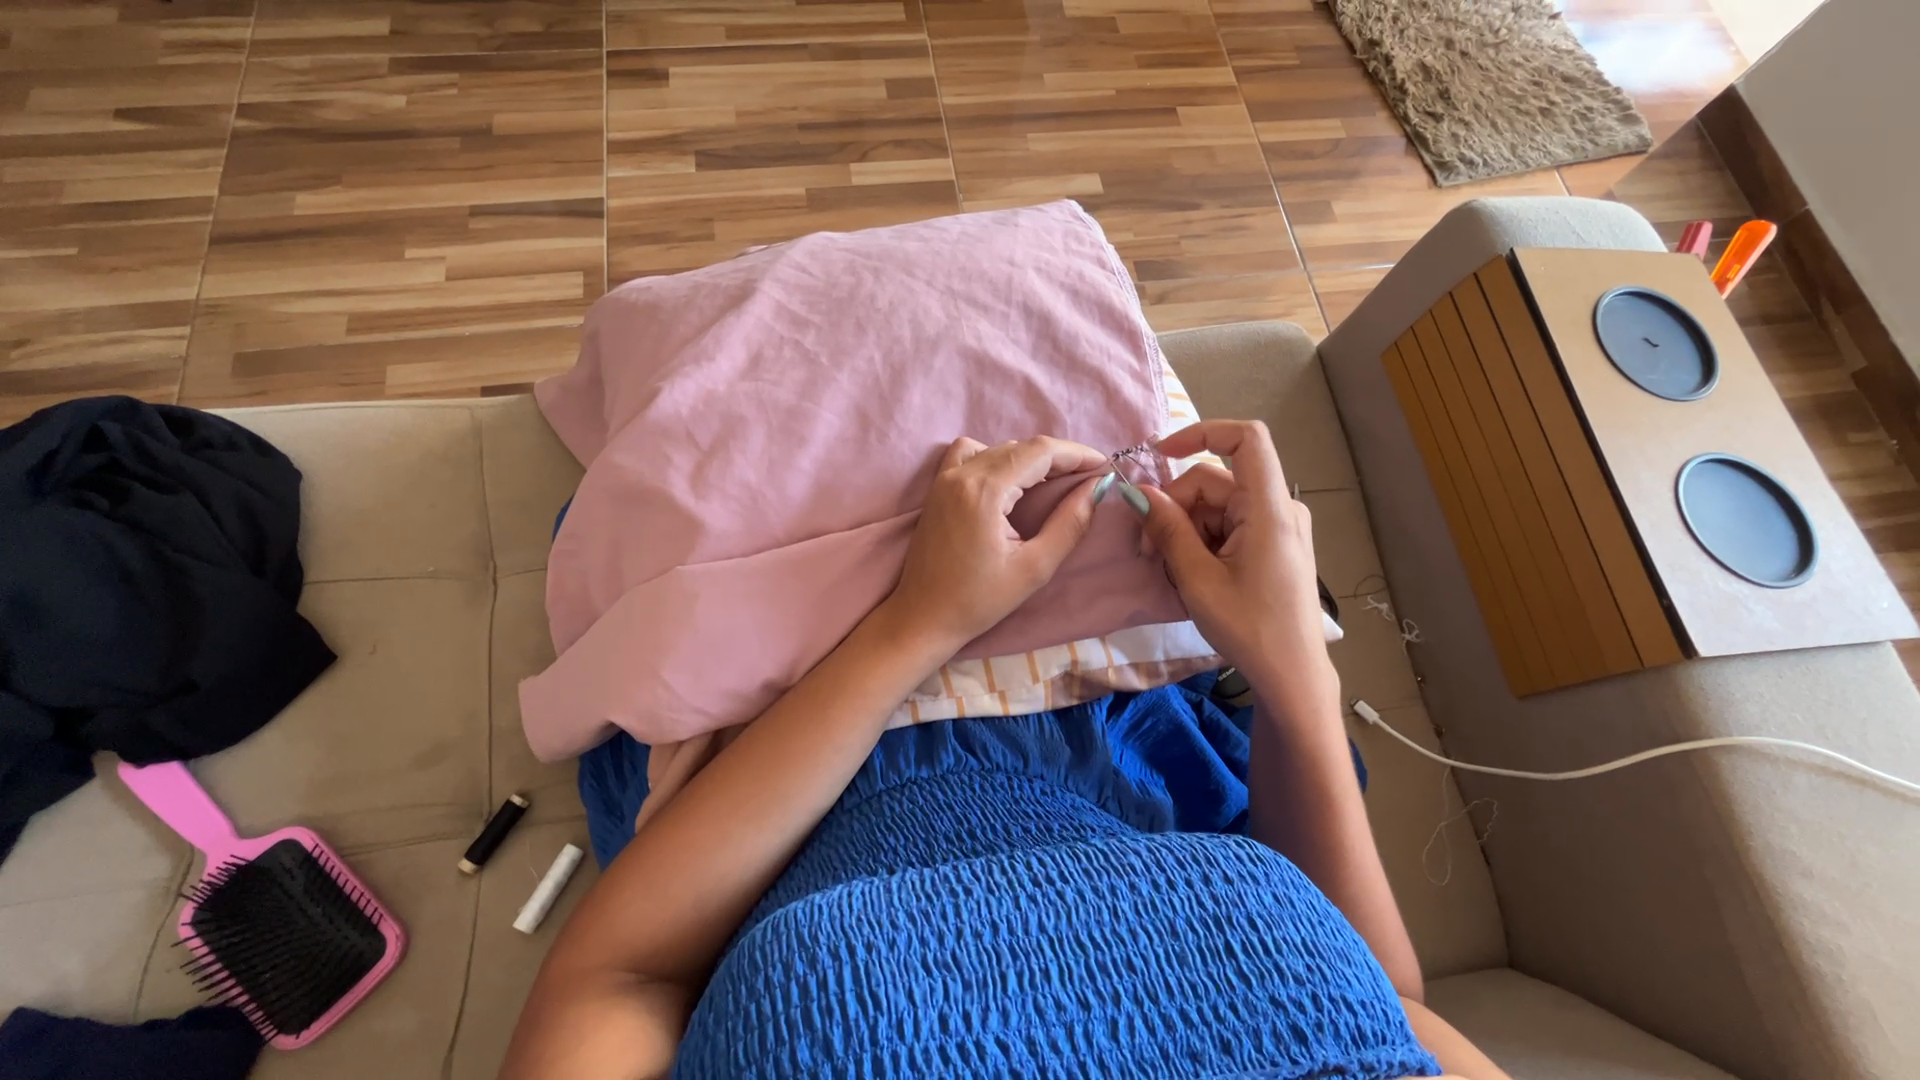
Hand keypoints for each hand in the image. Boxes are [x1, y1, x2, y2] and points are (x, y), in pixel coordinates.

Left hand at [881, 436, 1106, 654]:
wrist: (923, 616)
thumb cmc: (979, 601)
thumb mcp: (1034, 568)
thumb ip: (1069, 524)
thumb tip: (1096, 489)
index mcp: (984, 491)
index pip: (1040, 452)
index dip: (1077, 454)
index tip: (1103, 466)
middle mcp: (961, 474)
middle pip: (1021, 446)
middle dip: (1058, 458)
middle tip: (1086, 480)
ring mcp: (944, 478)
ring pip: (998, 448)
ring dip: (1029, 458)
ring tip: (1053, 482)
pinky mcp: (936, 488)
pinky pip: (969, 453)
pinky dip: (995, 456)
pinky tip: (1007, 481)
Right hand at [1138, 420, 1335, 707]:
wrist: (1292, 676)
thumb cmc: (1248, 628)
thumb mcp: (1197, 580)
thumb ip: (1167, 530)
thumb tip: (1138, 492)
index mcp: (1269, 510)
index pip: (1245, 439)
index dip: (1201, 433)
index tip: (1160, 455)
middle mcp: (1279, 509)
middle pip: (1216, 480)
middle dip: (1175, 506)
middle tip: (1146, 548)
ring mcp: (1277, 528)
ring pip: (1217, 505)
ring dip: (1184, 528)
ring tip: (1166, 568)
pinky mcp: (1273, 545)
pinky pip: (1228, 525)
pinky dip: (1201, 540)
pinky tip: (1188, 572)